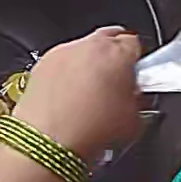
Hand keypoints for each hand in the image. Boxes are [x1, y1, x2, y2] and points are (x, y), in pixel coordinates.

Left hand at [11, 26, 143, 158]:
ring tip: (88, 94)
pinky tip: (67, 97)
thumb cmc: (89, 130)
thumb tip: (135, 97)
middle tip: (113, 81)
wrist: (48, 142)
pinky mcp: (41, 64)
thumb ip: (138, 99)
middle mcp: (88, 45)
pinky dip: (65, 73)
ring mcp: (62, 53)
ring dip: (87, 64)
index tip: (135, 74)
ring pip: (81, 50)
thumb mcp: (133, 121)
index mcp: (117, 53)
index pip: (134, 43)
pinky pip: (60, 62)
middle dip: (112, 56)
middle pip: (107, 39)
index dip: (136, 60)